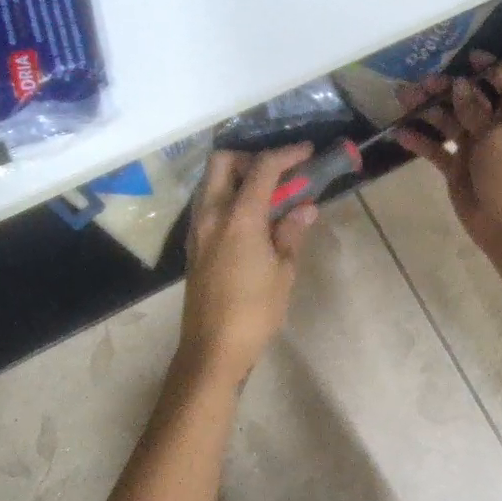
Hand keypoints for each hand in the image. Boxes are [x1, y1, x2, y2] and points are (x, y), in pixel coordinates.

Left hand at [177, 144, 321, 382]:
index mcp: (239, 218)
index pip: (262, 169)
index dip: (287, 155)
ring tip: (269, 196)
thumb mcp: (284, 272)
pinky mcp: (194, 244)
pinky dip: (229, 197)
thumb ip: (291, 234)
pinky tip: (252, 219)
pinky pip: (209, 205)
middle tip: (280, 173)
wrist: (212, 348)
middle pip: (224, 162)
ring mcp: (198, 229)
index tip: (307, 152)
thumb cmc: (255, 311)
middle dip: (252, 158)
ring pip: (212, 182)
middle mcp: (212, 214)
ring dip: (239, 177)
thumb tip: (305, 209)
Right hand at [394, 50, 501, 260]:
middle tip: (422, 83)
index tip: (470, 58)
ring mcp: (472, 149)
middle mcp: (492, 130)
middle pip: (469, 100)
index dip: (492, 70)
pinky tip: (399, 133)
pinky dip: (419, 140)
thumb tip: (459, 83)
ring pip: (448, 121)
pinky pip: (435, 149)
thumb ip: (475, 110)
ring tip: (403, 99)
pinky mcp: (454, 168)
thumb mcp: (494, 138)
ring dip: (427, 110)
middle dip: (447, 88)